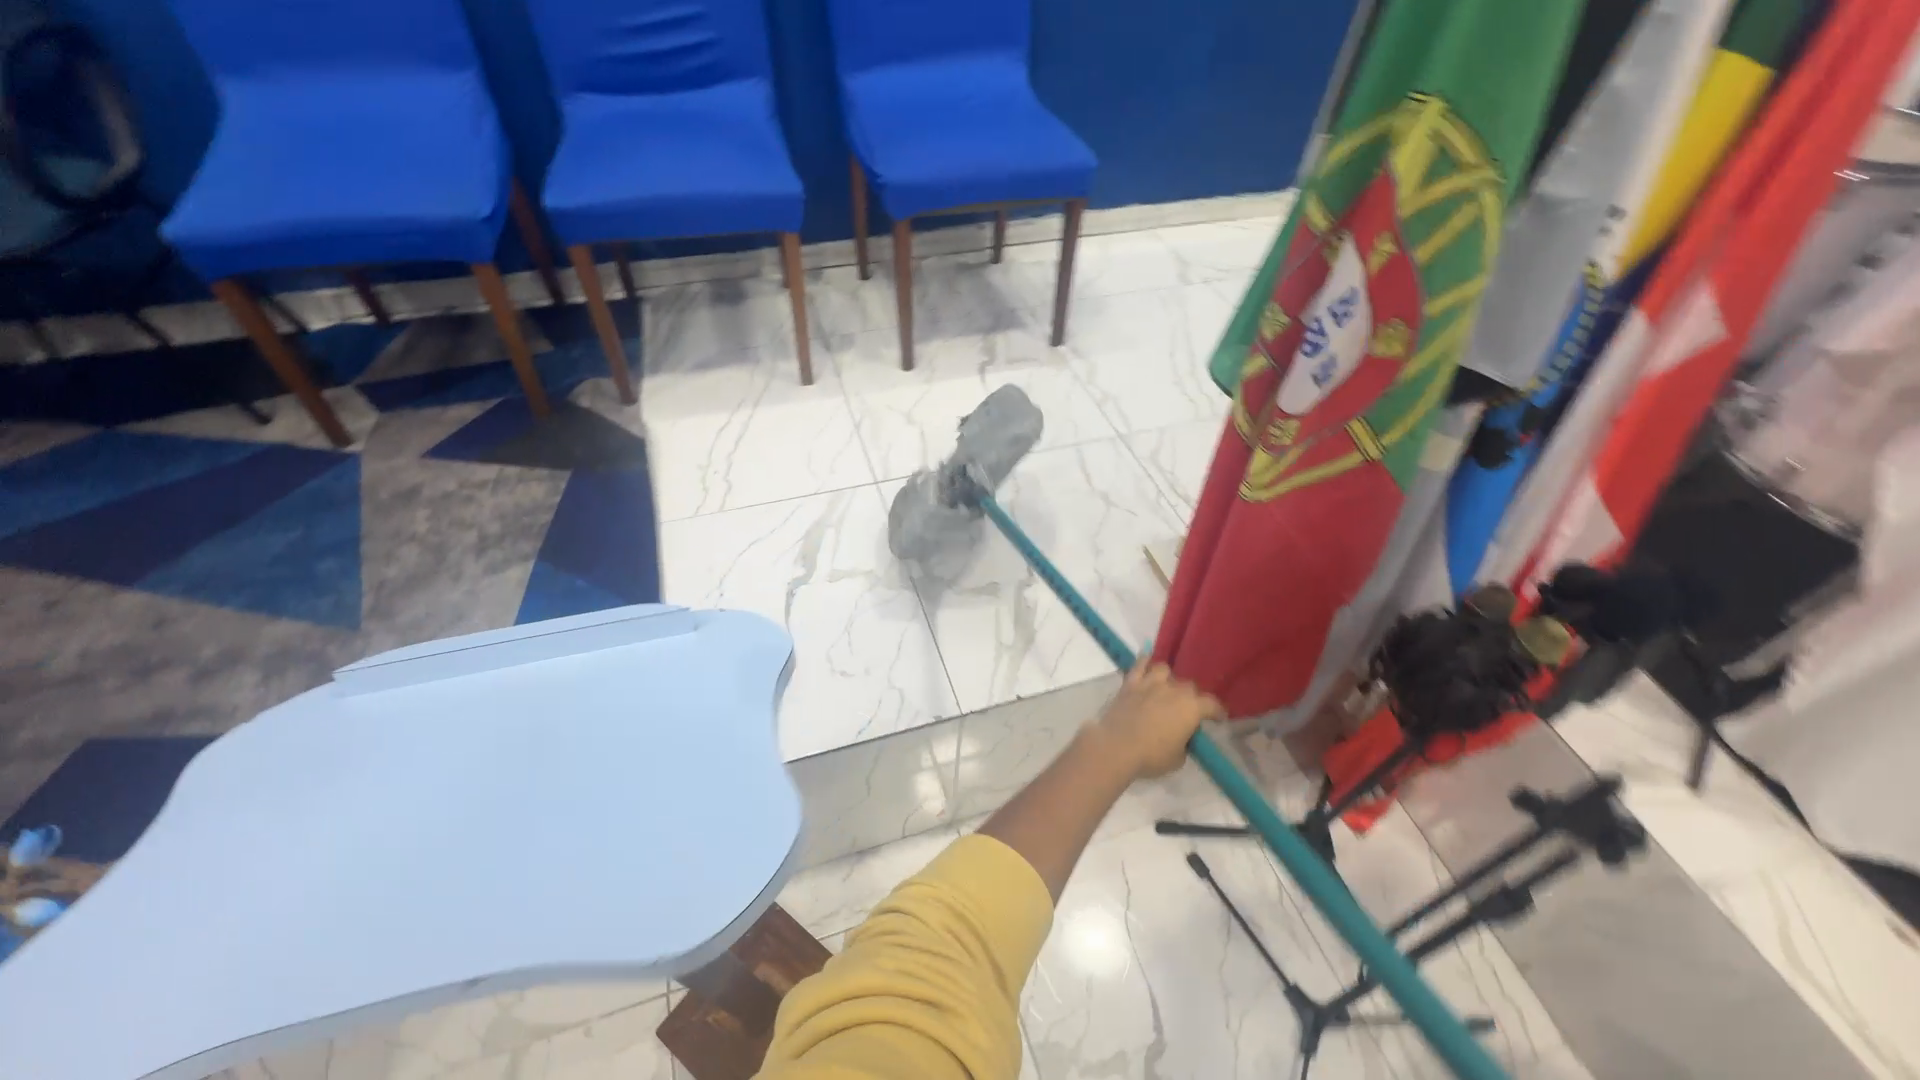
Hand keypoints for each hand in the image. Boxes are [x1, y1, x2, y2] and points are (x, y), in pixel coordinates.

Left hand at [1088, 660, 1224, 780]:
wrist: (1117, 747)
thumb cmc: (1152, 756)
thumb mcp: (1178, 758)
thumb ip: (1184, 744)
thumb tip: (1181, 738)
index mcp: (1192, 708)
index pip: (1212, 705)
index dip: (1217, 712)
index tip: (1218, 718)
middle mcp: (1174, 690)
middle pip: (1189, 687)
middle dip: (1191, 697)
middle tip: (1187, 709)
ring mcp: (1151, 684)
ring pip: (1164, 670)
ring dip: (1168, 678)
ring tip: (1165, 687)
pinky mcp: (1130, 684)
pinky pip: (1139, 665)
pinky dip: (1144, 662)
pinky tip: (1145, 662)